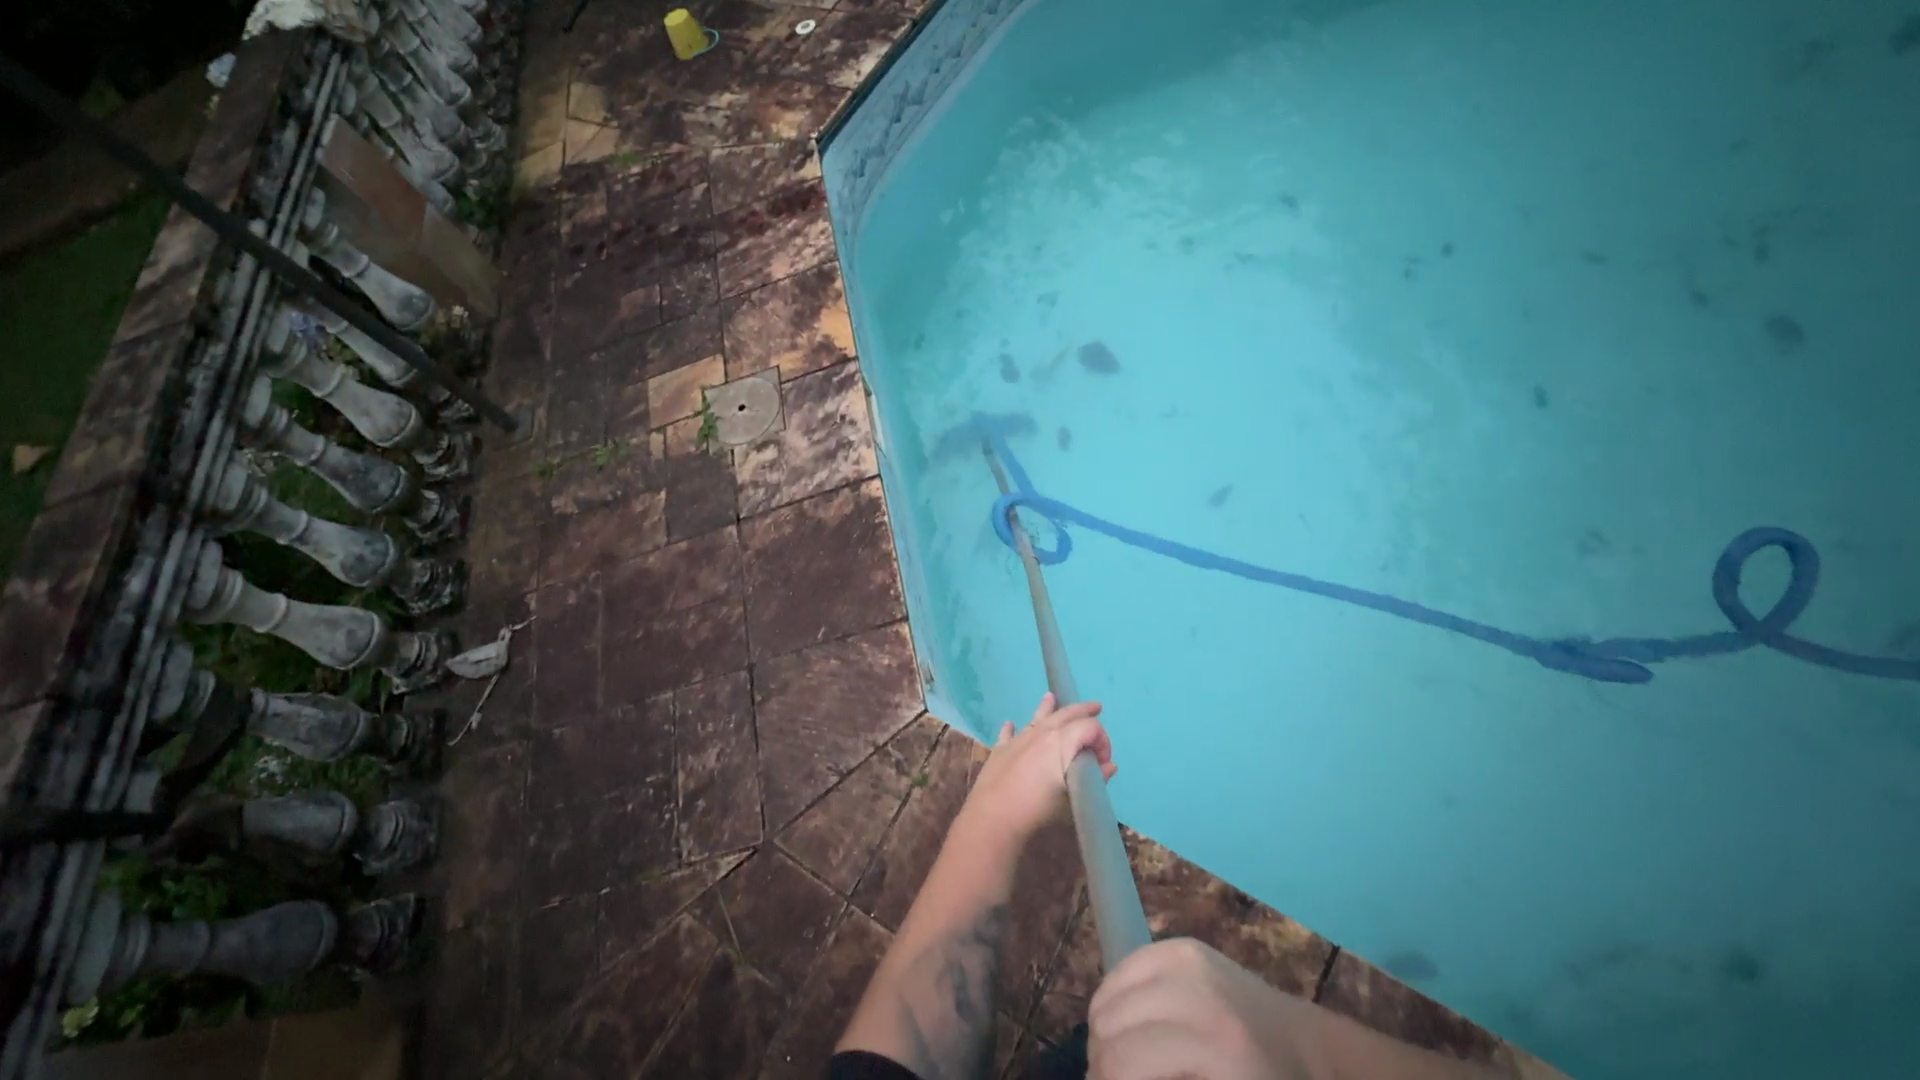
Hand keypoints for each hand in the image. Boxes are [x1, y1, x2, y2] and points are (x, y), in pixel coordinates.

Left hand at [952, 692, 1115, 847]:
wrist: (995, 816)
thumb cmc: (1039, 808)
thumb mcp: (1073, 797)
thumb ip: (1094, 778)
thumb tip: (1109, 766)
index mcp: (1062, 740)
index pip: (1090, 727)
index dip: (1103, 741)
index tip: (1103, 762)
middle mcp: (1041, 733)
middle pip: (1066, 714)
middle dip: (1083, 710)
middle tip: (1096, 707)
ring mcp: (1019, 739)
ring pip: (1036, 717)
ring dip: (1046, 707)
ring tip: (1050, 696)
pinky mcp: (1000, 750)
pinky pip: (1008, 733)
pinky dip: (1012, 728)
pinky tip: (1010, 724)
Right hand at [1089, 938, 1332, 1079]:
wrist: (1300, 1044)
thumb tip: (1110, 1076)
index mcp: (1217, 1046)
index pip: (1124, 1061)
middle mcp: (1199, 994)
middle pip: (1110, 1026)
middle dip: (1101, 1061)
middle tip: (1110, 1078)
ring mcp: (1189, 962)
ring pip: (1108, 997)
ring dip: (1104, 1032)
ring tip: (1116, 1056)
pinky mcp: (1181, 946)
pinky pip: (1122, 968)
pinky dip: (1112, 999)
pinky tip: (1122, 1023)